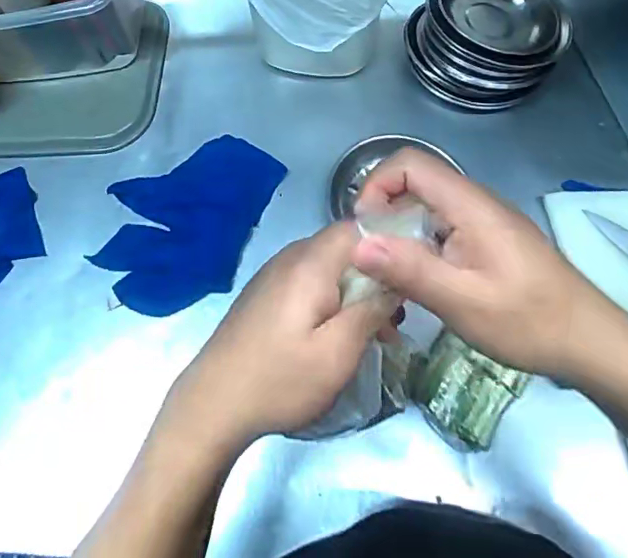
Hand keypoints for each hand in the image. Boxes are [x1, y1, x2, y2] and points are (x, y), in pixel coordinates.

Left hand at [161, 222, 396, 451]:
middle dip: (375, 277)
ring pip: (328, 268)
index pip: (357, 228)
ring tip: (376, 335)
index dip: (389, 244)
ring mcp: (274, 273)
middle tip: (397, 320)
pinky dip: (332, 300)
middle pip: (343, 248)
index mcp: (309, 263)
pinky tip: (339, 335)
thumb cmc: (280, 378)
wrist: (215, 399)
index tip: (412, 276)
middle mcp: (290, 257)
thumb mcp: (337, 354)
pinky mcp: (266, 292)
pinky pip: (309, 282)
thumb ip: (369, 311)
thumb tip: (394, 280)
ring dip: (355, 292)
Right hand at [351, 149, 627, 384]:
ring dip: (402, 229)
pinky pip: (444, 225)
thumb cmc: (531, 322)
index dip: (377, 185)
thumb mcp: (463, 302)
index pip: (409, 163)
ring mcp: (486, 221)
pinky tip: (423, 281)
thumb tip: (356, 244)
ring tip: (392, 271)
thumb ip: (408, 270)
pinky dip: (422, 243)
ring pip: (428, 205)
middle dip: (384, 210)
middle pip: (415, 182)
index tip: (366, 227)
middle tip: (372, 255)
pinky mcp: (492, 240)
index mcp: (469, 205)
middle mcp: (476, 202)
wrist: (597, 347)